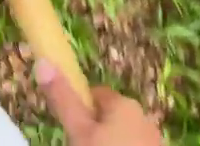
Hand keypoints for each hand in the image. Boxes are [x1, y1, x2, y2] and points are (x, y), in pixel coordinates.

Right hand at [36, 61, 164, 145]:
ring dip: (111, 144)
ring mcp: (155, 142)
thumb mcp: (79, 132)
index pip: (95, 94)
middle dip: (96, 130)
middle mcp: (144, 117)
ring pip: (124, 137)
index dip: (79, 109)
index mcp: (125, 104)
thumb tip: (43, 62)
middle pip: (111, 117)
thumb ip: (63, 99)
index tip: (71, 128)